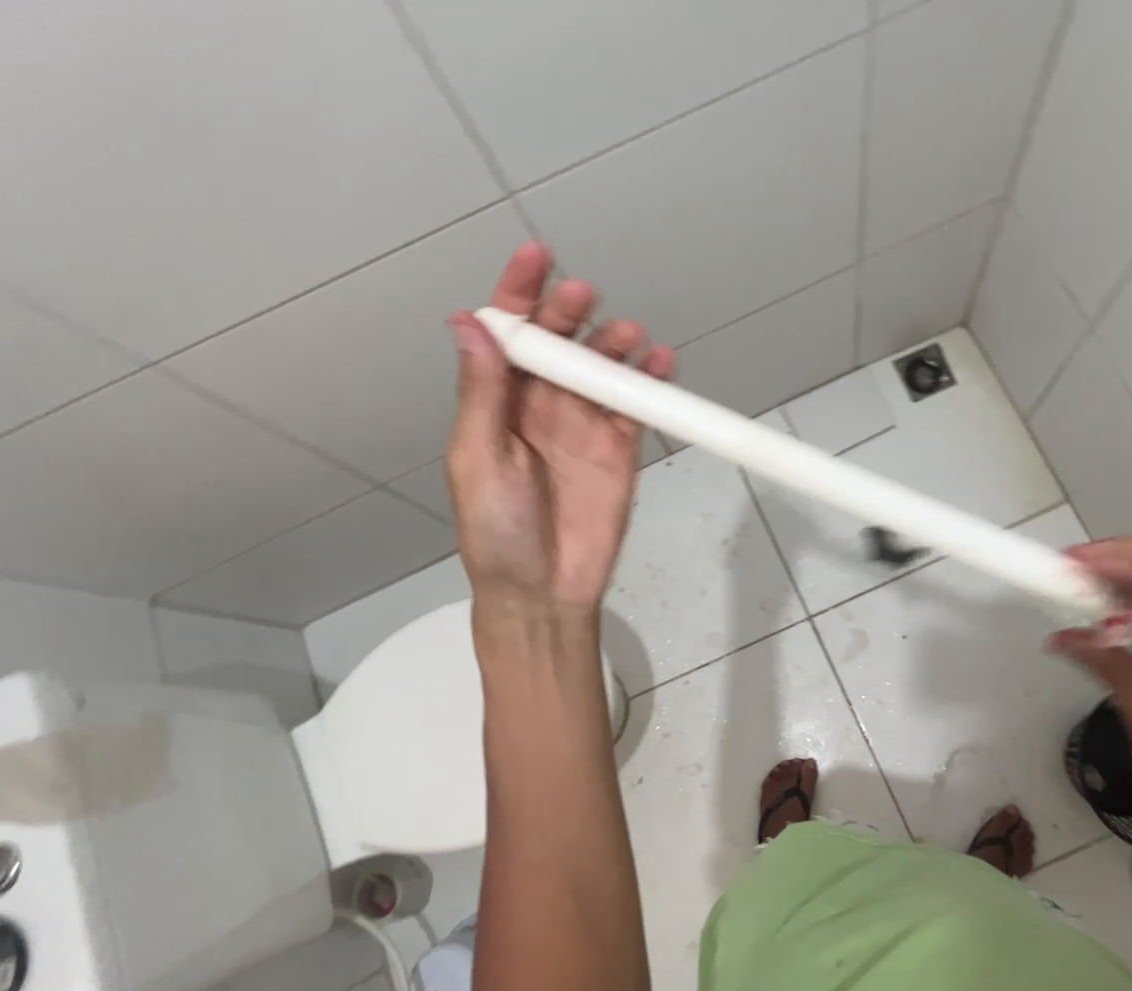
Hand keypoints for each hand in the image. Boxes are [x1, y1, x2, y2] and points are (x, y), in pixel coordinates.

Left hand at [445, 244, 675, 616]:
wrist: (545, 592)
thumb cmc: (497, 533)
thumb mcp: (477, 462)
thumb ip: (482, 395)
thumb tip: (471, 323)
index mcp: (496, 403)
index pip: (507, 336)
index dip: (518, 293)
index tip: (536, 257)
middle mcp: (540, 404)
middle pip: (558, 341)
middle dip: (569, 312)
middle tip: (584, 297)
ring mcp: (583, 423)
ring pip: (601, 365)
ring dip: (613, 343)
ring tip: (629, 338)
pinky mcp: (620, 446)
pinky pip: (636, 402)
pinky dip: (650, 379)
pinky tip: (660, 363)